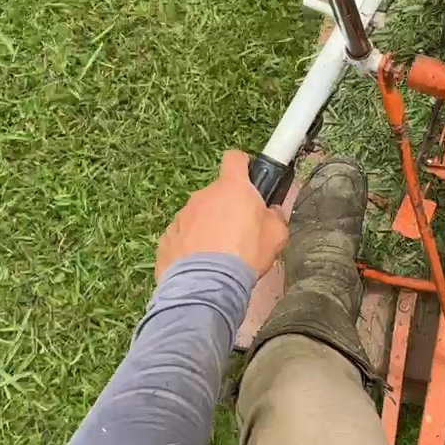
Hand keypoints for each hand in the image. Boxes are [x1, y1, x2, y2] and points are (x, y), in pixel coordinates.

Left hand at [154, 151, 288, 281]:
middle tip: (241, 231)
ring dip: (208, 227)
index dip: (243, 165)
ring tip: (220, 254)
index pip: (234, 158)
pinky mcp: (167, 239)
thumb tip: (272, 212)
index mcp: (232, 188)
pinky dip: (192, 246)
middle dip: (228, 206)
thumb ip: (275, 216)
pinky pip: (183, 236)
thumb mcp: (277, 234)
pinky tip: (202, 266)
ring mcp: (182, 217)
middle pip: (218, 192)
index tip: (250, 178)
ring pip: (199, 215)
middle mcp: (203, 196)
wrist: (207, 286)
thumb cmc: (246, 253)